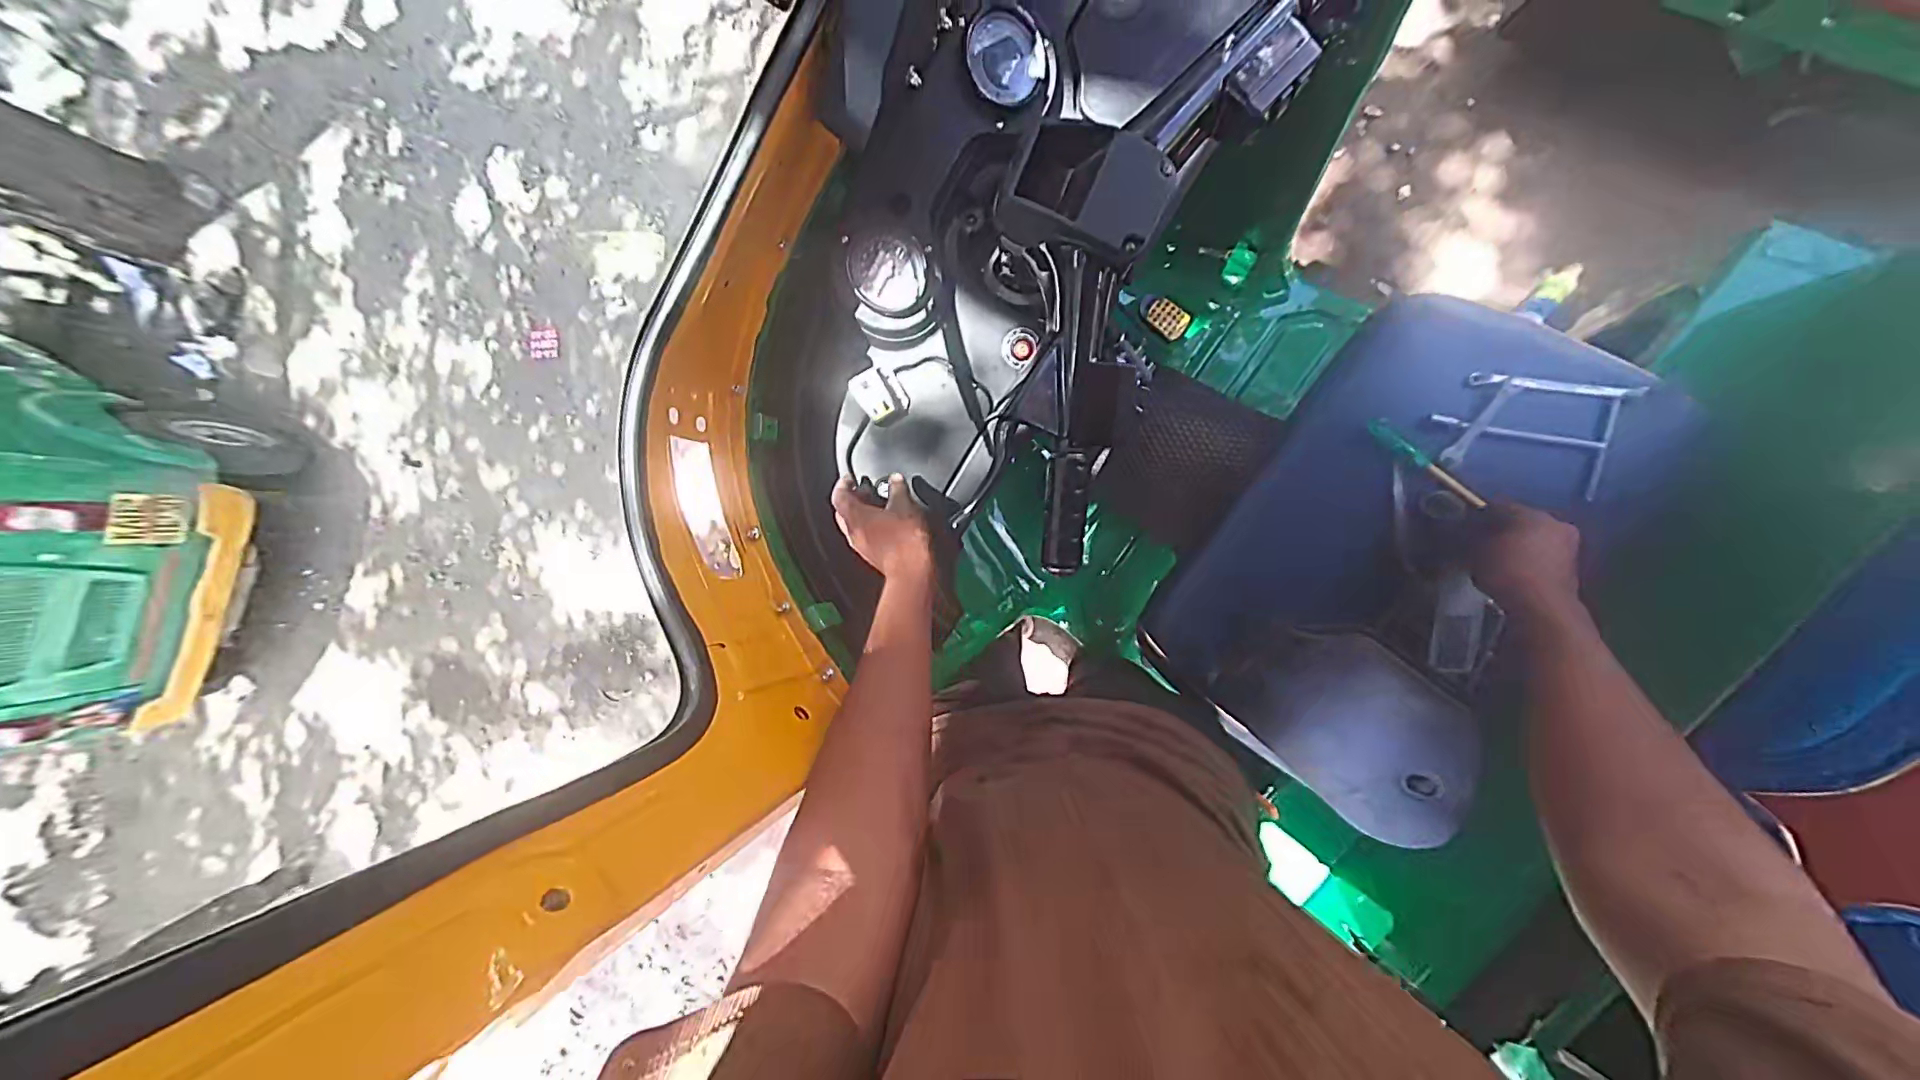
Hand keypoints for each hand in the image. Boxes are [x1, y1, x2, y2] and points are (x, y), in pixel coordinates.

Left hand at [832, 474, 932, 580]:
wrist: (913, 571)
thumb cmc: (905, 541)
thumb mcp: (904, 504)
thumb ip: (897, 488)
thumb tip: (896, 481)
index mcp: (854, 517)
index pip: (839, 496)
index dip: (843, 484)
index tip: (849, 478)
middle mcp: (853, 533)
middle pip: (843, 512)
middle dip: (852, 500)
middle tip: (863, 491)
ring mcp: (862, 547)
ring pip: (854, 526)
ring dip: (863, 515)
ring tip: (879, 506)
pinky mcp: (874, 557)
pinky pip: (866, 538)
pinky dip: (872, 528)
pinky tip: (888, 525)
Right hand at [1472, 501, 1584, 624]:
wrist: (1541, 606)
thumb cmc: (1506, 571)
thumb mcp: (1475, 550)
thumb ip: (1469, 534)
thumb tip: (1462, 528)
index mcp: (1534, 514)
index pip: (1499, 506)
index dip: (1476, 515)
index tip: (1461, 527)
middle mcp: (1555, 523)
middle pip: (1519, 521)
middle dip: (1499, 530)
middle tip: (1478, 543)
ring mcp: (1568, 545)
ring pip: (1532, 538)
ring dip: (1514, 545)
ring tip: (1493, 559)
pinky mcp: (1571, 566)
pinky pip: (1541, 555)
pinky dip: (1525, 559)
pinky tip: (1510, 571)